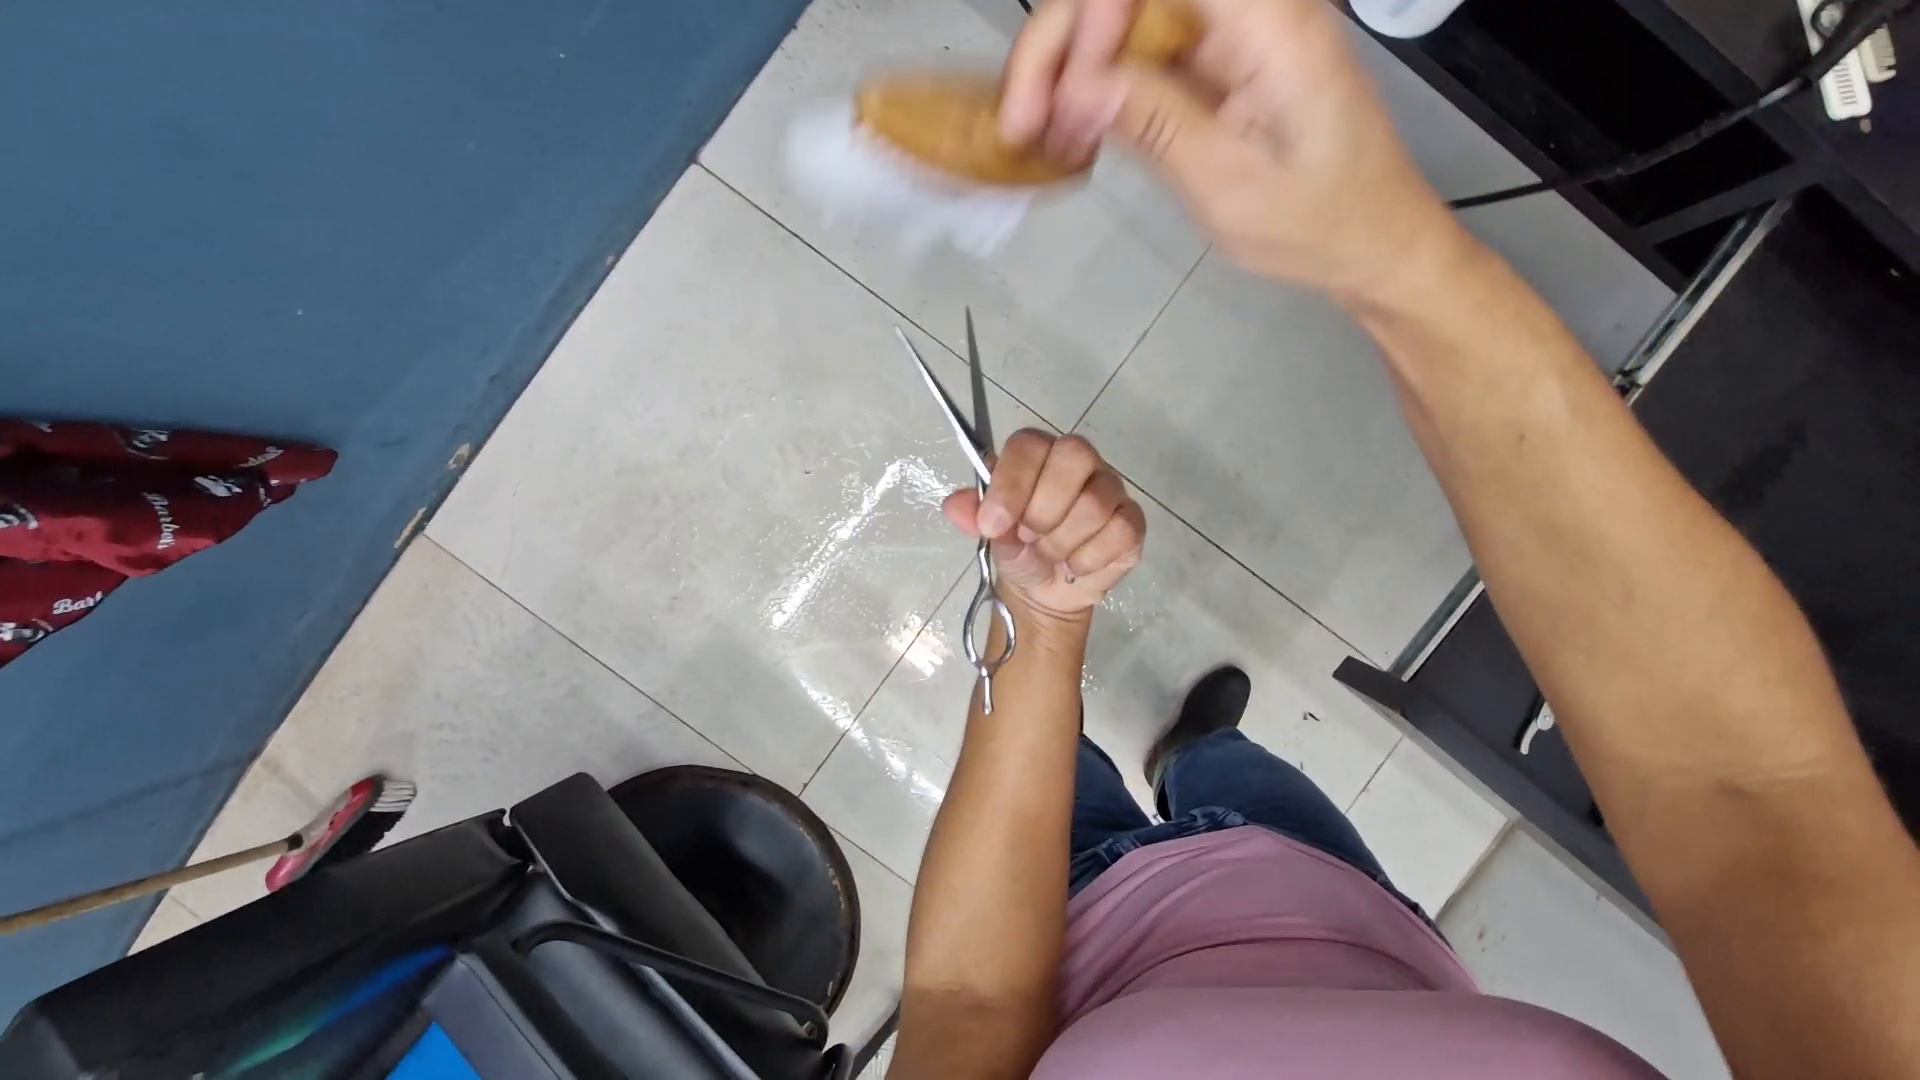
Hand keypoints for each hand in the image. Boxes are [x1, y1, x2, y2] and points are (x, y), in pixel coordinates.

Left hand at [942, 431, 1144, 617]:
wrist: (1043, 589)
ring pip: (1095, 502)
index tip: (993, 524)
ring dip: (1062, 541)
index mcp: (1037, 453)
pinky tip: (1073, 566)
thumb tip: (955, 506)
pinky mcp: (1132, 520)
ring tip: (1049, 555)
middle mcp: (1078, 460)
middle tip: (1027, 537)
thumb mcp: (990, 535)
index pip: (1028, 445)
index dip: (1011, 483)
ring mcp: (1110, 487)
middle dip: (1043, 510)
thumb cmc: (1016, 548)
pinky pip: (1119, 530)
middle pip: (1073, 457)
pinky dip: (1089, 558)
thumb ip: (973, 515)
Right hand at [1001, 0, 1470, 307]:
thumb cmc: (1317, 223)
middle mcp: (1247, 12)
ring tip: (1037, 136)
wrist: (1369, 243)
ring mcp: (1229, 38)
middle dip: (1064, 45)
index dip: (1096, 13)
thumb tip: (1076, 86)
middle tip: (1022, 120)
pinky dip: (1098, 93)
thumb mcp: (1229, 184)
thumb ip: (1154, 123)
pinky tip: (1072, 134)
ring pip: (1125, 21)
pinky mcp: (1215, 68)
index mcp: (1269, 21)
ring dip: (1071, 71)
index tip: (1068, 89)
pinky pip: (1141, 58)